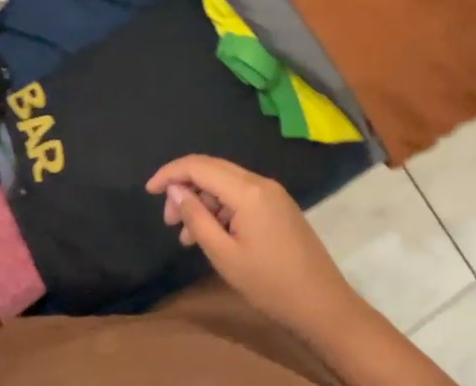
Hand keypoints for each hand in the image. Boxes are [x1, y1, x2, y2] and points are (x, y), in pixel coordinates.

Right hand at [146, 155, 355, 329]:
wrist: (326, 309)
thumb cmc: (271, 285)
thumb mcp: (224, 255)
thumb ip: (196, 217)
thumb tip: (175, 189)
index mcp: (247, 191)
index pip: (199, 166)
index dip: (170, 173)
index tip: (149, 191)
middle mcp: (261, 183)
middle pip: (212, 169)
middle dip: (184, 187)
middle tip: (167, 219)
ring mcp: (273, 194)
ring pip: (225, 183)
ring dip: (202, 201)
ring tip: (185, 235)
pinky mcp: (280, 208)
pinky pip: (241, 196)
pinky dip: (220, 209)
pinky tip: (211, 235)